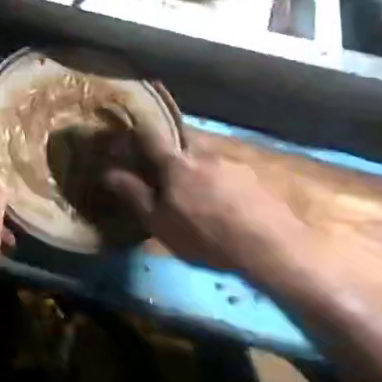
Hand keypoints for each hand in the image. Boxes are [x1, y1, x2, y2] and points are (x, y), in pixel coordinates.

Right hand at [101, 123, 381, 313]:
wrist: (274, 249)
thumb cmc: (206, 237)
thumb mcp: (159, 223)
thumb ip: (133, 194)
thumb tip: (108, 171)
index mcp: (176, 162)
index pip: (149, 135)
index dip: (133, 131)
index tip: (122, 134)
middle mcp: (204, 153)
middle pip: (179, 144)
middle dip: (166, 154)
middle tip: (159, 173)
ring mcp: (232, 163)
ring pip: (203, 159)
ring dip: (193, 171)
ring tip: (193, 196)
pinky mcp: (254, 178)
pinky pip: (224, 173)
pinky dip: (216, 183)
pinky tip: (220, 206)